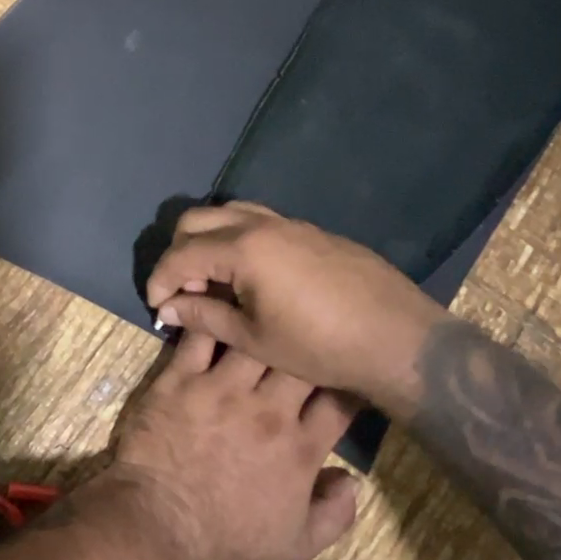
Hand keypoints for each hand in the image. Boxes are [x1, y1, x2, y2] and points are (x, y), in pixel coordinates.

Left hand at [102, 331, 362, 559]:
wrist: (162, 516)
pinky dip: (205, 319)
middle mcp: (267, 410)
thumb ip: (335, 513)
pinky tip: (211, 305)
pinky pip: (198, 337)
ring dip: (255, 325)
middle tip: (299, 333)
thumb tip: (350, 478)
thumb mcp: (298, 542)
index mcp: (301, 447)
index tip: (340, 370)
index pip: (338, 401)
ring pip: (250, 339)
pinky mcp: (180, 378)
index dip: (344, 381)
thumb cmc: (229, 532)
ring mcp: (221, 389)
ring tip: (258, 307)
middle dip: (303, 344)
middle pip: (297, 360)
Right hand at [144, 202, 448, 414]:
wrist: (403, 343)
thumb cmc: (323, 347)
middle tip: (185, 289)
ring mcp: (290, 224)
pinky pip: (261, 222)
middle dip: (179, 252)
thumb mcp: (254, 339)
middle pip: (196, 221)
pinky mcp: (314, 232)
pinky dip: (240, 240)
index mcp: (242, 248)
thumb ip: (204, 316)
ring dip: (209, 239)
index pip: (181, 255)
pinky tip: (255, 277)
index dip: (161, 280)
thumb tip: (169, 307)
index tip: (157, 306)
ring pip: (229, 213)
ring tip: (215, 278)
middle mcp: (260, 224)